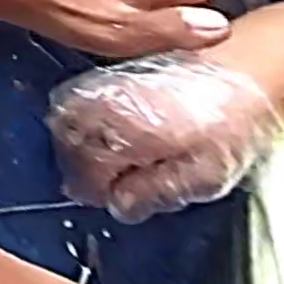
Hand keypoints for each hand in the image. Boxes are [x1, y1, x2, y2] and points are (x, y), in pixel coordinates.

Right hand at [48, 51, 282, 223]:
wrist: (223, 78)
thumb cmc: (222, 128)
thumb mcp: (204, 172)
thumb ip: (158, 189)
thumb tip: (118, 206)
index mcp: (123, 134)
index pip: (86, 165)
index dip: (88, 186)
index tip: (91, 199)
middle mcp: (94, 110)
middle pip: (68, 142)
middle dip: (75, 165)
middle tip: (90, 185)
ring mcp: (86, 91)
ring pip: (60, 123)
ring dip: (70, 144)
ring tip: (90, 161)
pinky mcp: (85, 79)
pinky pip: (64, 105)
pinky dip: (69, 123)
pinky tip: (88, 134)